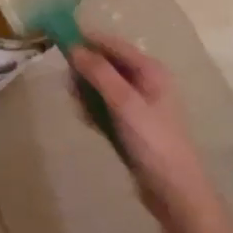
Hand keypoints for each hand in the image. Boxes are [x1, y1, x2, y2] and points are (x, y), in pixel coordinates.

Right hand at [67, 34, 211, 218]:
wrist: (174, 192)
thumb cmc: (153, 141)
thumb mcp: (125, 103)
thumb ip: (99, 73)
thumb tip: (73, 47)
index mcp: (150, 70)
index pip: (112, 44)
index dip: (86, 40)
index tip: (58, 41)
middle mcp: (144, 81)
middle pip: (105, 63)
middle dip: (84, 71)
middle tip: (70, 86)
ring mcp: (137, 103)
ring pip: (101, 85)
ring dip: (86, 92)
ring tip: (80, 108)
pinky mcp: (129, 123)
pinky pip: (103, 105)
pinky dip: (93, 109)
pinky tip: (88, 121)